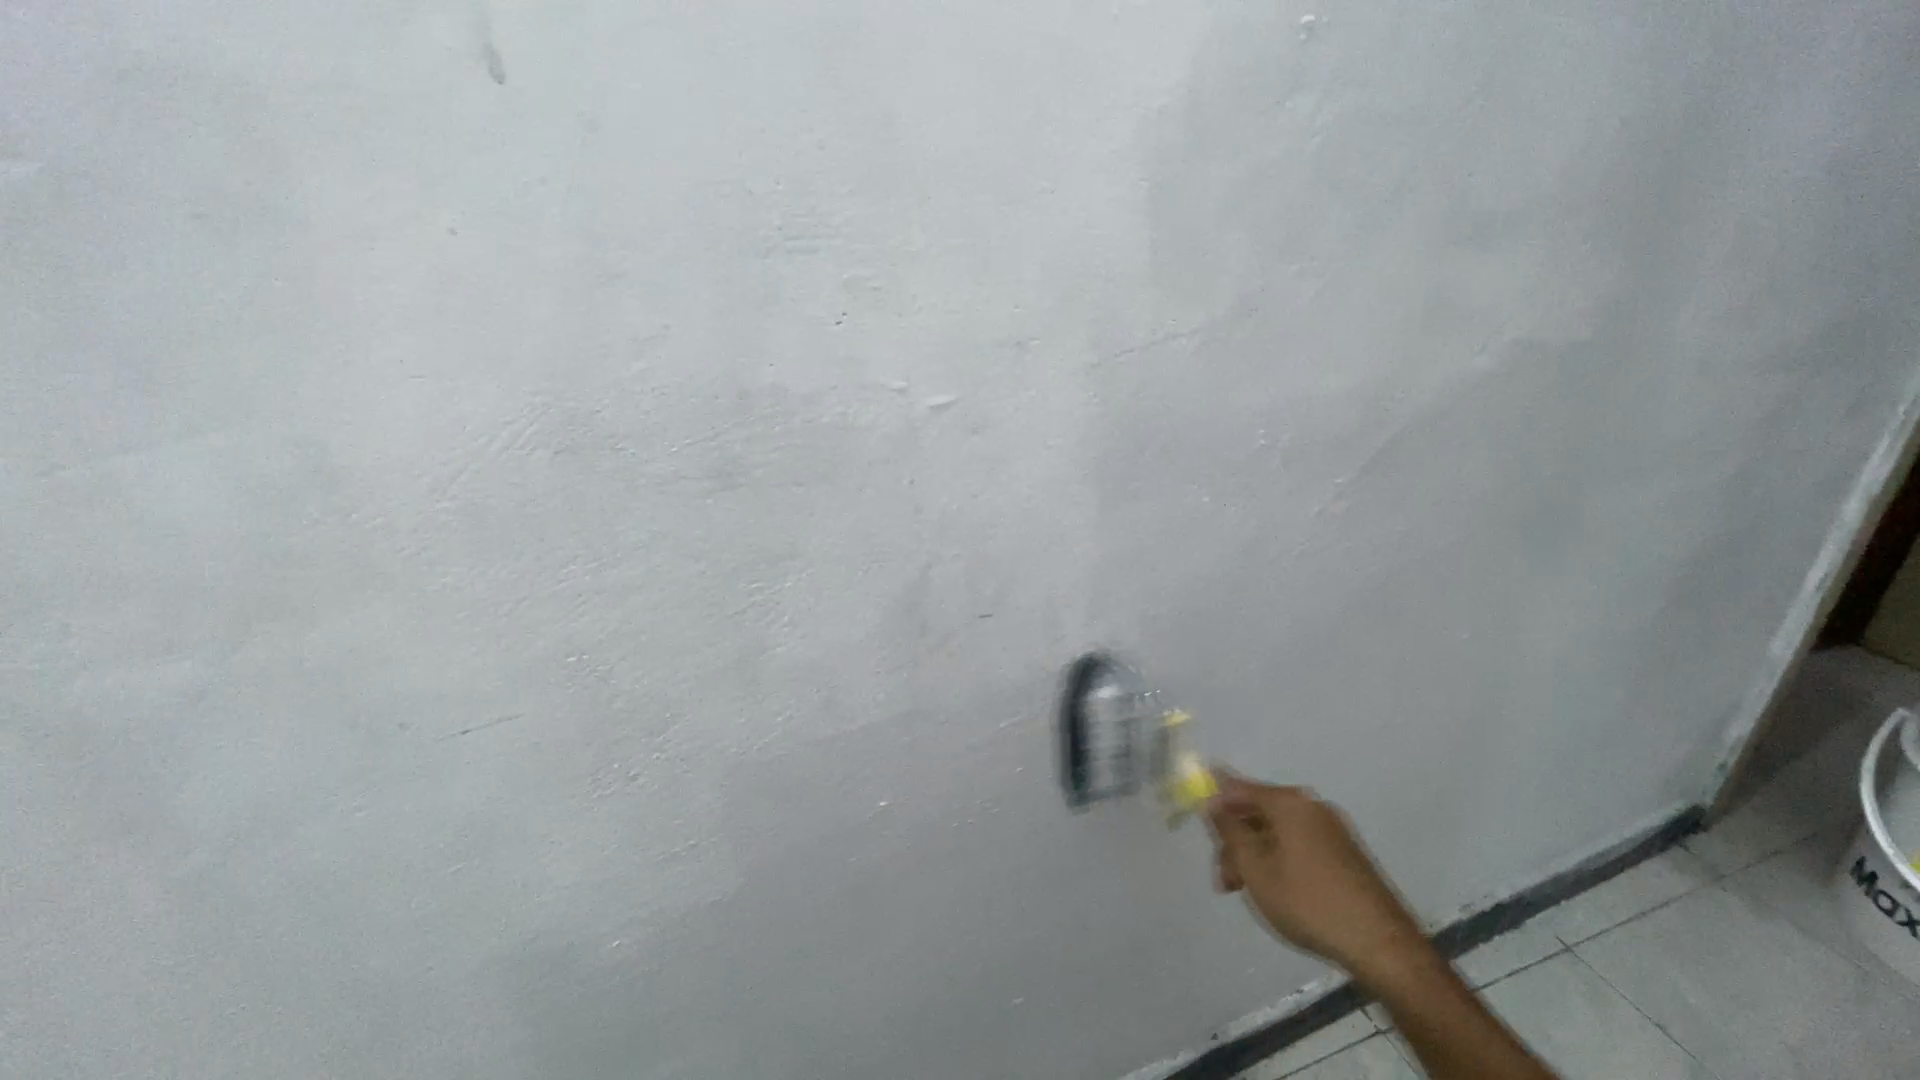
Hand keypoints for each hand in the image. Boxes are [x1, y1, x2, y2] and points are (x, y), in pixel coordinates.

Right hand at [1205, 770, 1423, 978]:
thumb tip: (1212, 800)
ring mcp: (1332, 828)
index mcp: (1288, 803)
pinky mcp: (1344, 852)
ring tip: (1246, 893)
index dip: (1212, 799)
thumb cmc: (1308, 902)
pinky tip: (1274, 890)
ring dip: (1254, 856)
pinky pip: (1298, 844)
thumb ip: (1229, 831)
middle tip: (1224, 881)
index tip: (1193, 816)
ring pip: (1277, 832)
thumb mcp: (1255, 868)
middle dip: (1234, 841)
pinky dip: (1278, 861)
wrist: (1381, 943)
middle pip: (1257, 812)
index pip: (1237, 787)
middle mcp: (1311, 806)